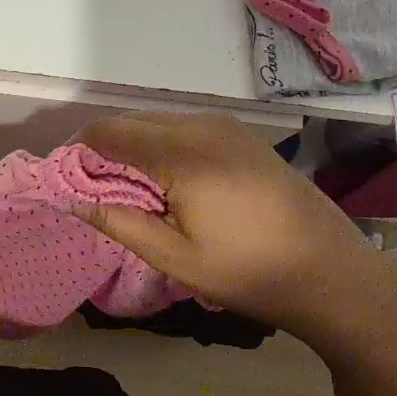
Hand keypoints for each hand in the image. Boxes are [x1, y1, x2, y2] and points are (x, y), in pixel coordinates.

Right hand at [71, 111, 396, 341]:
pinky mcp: (243, 138)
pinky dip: (162, 149)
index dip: (79, 153)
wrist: (328, 272)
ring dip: (134, 149)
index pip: (109, 132)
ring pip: (158, 123)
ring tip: (129, 195)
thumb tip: (72, 199)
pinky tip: (167, 186)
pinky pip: (185, 130)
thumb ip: (119, 222)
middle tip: (95, 194)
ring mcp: (228, 129)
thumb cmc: (246, 272)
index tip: (67, 184)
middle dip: (104, 151)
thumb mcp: (173, 258)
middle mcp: (204, 128)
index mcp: (184, 156)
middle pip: (132, 122)